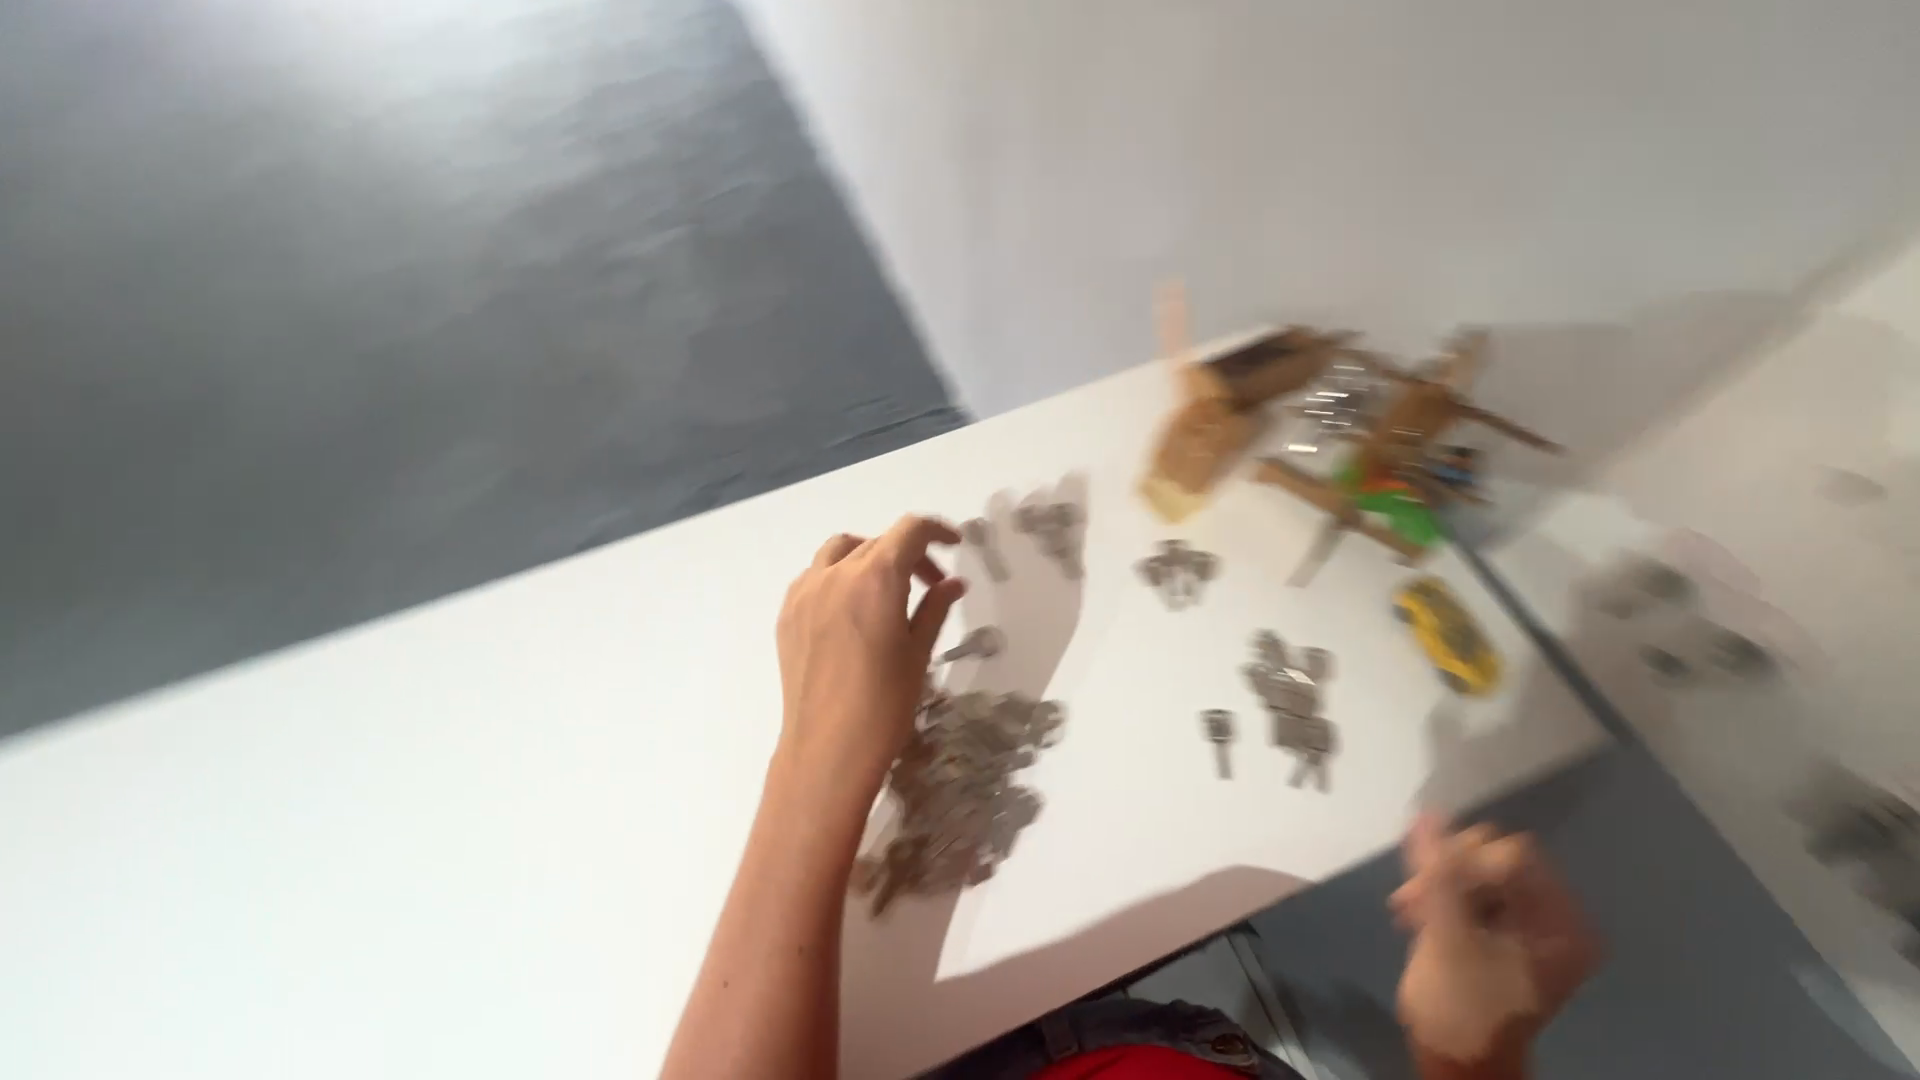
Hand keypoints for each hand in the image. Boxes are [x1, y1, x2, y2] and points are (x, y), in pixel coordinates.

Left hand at [772, 516, 966, 800]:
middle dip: (910, 554)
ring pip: (841, 551)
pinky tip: (852, 609)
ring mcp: (805, 593)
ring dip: (870, 557)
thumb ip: (935, 607)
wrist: (828, 749)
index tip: (953, 546)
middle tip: (931, 585)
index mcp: (876, 578)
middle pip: (878, 542)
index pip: (910, 531)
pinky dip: (839, 576)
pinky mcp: (787, 615)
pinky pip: (814, 576)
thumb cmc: (885, 703)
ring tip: (888, 589)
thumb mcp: (919, 652)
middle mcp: (836, 574)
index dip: (936, 532)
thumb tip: (953, 583)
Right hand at [1391, 814, 1600, 1076]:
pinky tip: (1414, 913)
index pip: (1511, 854)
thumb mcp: (1451, 940)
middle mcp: (1550, 914)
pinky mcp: (1493, 922)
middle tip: (1414, 899)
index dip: (1464, 860)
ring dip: (1433, 879)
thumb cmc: (1462, 1007)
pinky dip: (1434, 890)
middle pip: (1490, 854)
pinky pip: (1463, 882)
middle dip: (1445, 869)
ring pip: (1470, 864)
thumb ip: (1440, 873)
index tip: (1428, 886)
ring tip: (1408, 910)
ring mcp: (1522, 919)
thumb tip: (1427, 813)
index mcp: (1560, 921)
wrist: (1455, 1058)